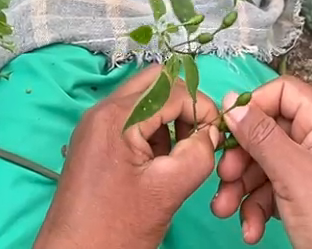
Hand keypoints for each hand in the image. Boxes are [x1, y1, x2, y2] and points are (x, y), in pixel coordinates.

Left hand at [34, 65, 221, 248]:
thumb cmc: (116, 229)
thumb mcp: (166, 192)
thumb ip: (197, 155)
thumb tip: (212, 133)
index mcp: (117, 116)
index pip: (172, 90)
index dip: (201, 107)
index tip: (217, 134)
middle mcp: (102, 110)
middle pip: (155, 82)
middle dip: (184, 104)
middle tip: (199, 136)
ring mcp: (95, 125)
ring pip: (144, 99)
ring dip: (169, 118)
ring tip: (179, 155)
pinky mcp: (94, 141)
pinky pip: (131, 119)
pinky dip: (152, 131)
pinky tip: (159, 163)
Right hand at [211, 76, 311, 247]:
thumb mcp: (294, 173)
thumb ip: (261, 136)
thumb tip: (232, 101)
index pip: (285, 93)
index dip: (256, 104)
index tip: (229, 125)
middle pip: (269, 132)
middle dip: (242, 156)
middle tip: (223, 175)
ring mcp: (309, 173)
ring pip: (265, 165)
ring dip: (242, 187)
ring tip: (224, 210)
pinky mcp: (302, 200)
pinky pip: (271, 191)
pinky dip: (256, 209)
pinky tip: (250, 230)